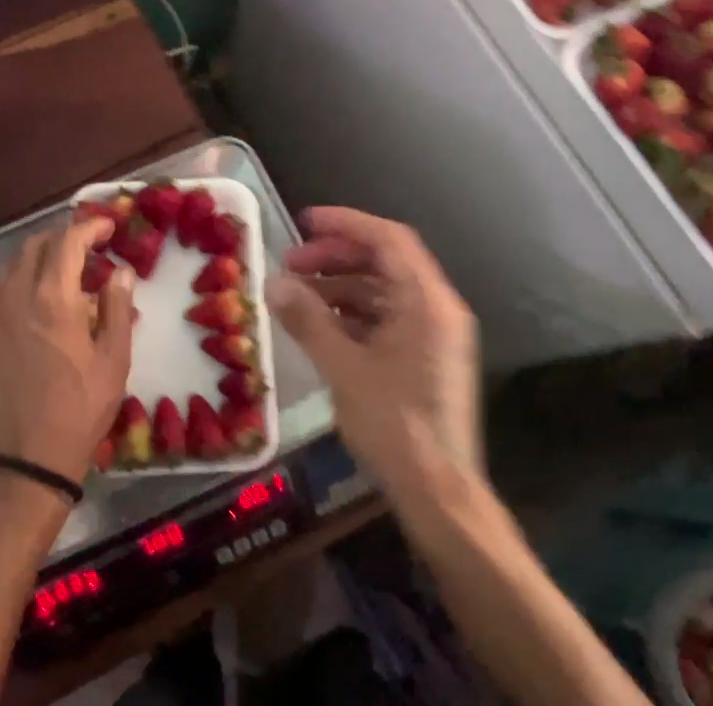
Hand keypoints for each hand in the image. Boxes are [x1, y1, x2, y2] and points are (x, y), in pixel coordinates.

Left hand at [0, 218, 136, 484]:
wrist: (27, 455)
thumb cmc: (80, 408)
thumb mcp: (113, 360)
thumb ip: (117, 308)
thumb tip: (120, 272)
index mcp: (53, 297)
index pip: (68, 242)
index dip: (89, 227)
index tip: (109, 226)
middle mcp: (17, 296)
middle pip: (35, 246)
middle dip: (63, 238)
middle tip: (91, 248)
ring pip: (13, 266)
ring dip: (40, 257)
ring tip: (67, 273)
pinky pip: (2, 291)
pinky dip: (23, 281)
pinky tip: (42, 302)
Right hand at [267, 208, 481, 496]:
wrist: (438, 490)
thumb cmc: (394, 424)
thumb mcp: (344, 369)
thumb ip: (308, 320)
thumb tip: (274, 283)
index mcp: (427, 301)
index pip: (389, 239)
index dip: (345, 224)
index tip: (303, 222)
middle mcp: (437, 309)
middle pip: (386, 262)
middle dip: (336, 257)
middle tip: (291, 264)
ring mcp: (434, 335)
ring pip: (384, 291)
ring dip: (340, 287)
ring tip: (296, 296)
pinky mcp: (425, 358)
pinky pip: (387, 318)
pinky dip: (353, 314)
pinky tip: (319, 325)